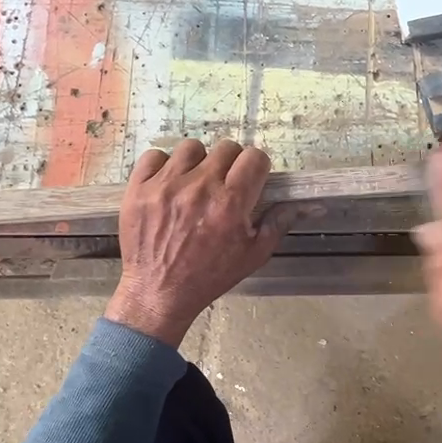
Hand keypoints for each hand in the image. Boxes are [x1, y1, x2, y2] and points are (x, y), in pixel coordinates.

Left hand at [107, 140, 302, 345]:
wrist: (158, 294)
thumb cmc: (210, 275)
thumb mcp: (254, 255)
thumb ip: (279, 223)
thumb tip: (303, 203)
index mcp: (231, 201)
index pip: (254, 157)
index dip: (257, 167)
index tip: (250, 180)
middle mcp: (200, 187)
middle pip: (226, 148)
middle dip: (231, 163)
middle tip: (224, 184)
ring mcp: (165, 186)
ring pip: (191, 148)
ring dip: (198, 162)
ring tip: (194, 183)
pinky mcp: (138, 189)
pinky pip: (154, 156)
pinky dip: (163, 166)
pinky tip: (168, 183)